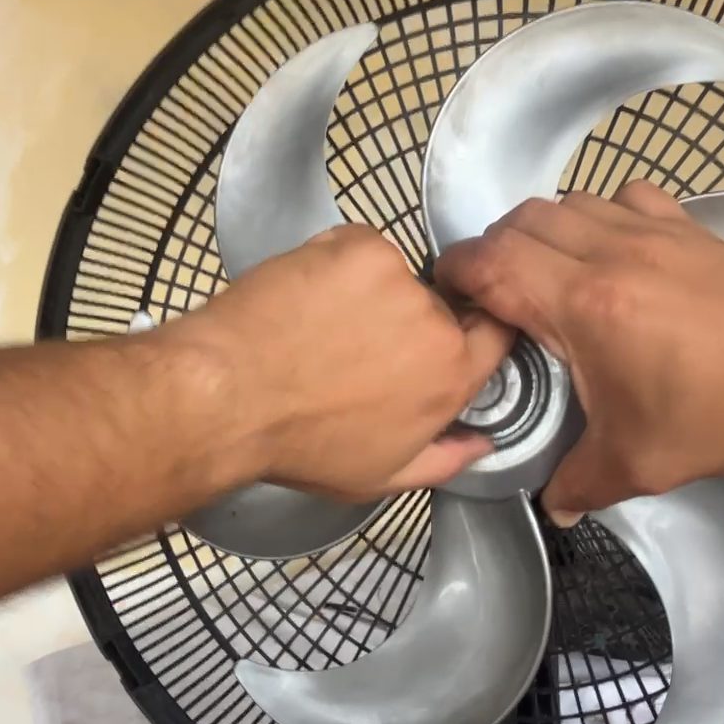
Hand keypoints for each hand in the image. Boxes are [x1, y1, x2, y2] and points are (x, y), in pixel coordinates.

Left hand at [180, 224, 514, 500]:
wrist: (228, 395)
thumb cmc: (302, 445)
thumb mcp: (380, 478)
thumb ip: (445, 460)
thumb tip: (482, 443)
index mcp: (449, 376)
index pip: (495, 334)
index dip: (472, 334)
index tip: (442, 339)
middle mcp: (434, 321)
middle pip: (440, 309)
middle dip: (409, 325)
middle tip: (360, 345)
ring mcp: (395, 276)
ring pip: (397, 280)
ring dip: (372, 296)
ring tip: (322, 324)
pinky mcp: (356, 244)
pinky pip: (362, 250)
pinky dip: (340, 267)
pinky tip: (307, 296)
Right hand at [434, 181, 723, 523]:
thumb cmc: (723, 415)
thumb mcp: (639, 463)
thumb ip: (580, 484)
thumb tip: (553, 508)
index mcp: (585, 306)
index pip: (494, 263)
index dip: (455, 271)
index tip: (443, 293)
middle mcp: (610, 253)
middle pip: (521, 222)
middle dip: (490, 252)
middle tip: (491, 293)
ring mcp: (651, 231)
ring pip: (567, 201)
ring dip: (539, 231)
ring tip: (543, 273)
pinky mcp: (688, 226)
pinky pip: (622, 197)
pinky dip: (596, 215)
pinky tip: (607, 252)